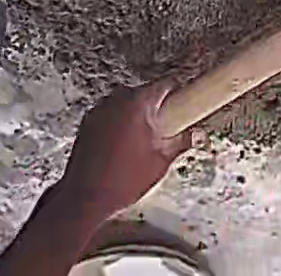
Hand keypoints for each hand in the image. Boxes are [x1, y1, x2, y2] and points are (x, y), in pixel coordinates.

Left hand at [55, 81, 193, 220]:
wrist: (84, 197)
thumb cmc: (123, 181)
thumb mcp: (160, 163)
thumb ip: (180, 142)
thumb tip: (196, 133)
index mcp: (138, 103)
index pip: (165, 83)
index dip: (178, 91)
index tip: (183, 102)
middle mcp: (118, 98)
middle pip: (145, 93)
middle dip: (155, 109)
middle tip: (162, 131)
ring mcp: (101, 107)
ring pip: (127, 102)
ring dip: (135, 115)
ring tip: (139, 143)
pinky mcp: (89, 118)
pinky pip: (111, 112)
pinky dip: (118, 122)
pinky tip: (120, 146)